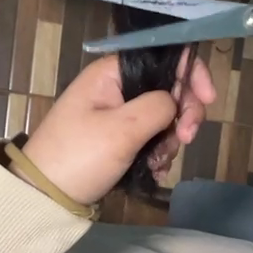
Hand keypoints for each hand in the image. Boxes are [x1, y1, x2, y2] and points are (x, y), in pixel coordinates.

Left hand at [21, 55, 213, 205]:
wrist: (44, 196)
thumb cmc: (79, 157)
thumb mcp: (121, 130)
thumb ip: (157, 107)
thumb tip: (175, 102)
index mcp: (112, 73)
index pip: (164, 56)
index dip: (191, 72)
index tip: (208, 100)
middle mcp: (116, 88)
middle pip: (168, 89)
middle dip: (183, 115)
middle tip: (184, 141)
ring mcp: (117, 116)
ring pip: (163, 119)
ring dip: (169, 141)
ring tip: (157, 163)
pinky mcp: (118, 141)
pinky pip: (151, 139)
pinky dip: (158, 154)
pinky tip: (153, 171)